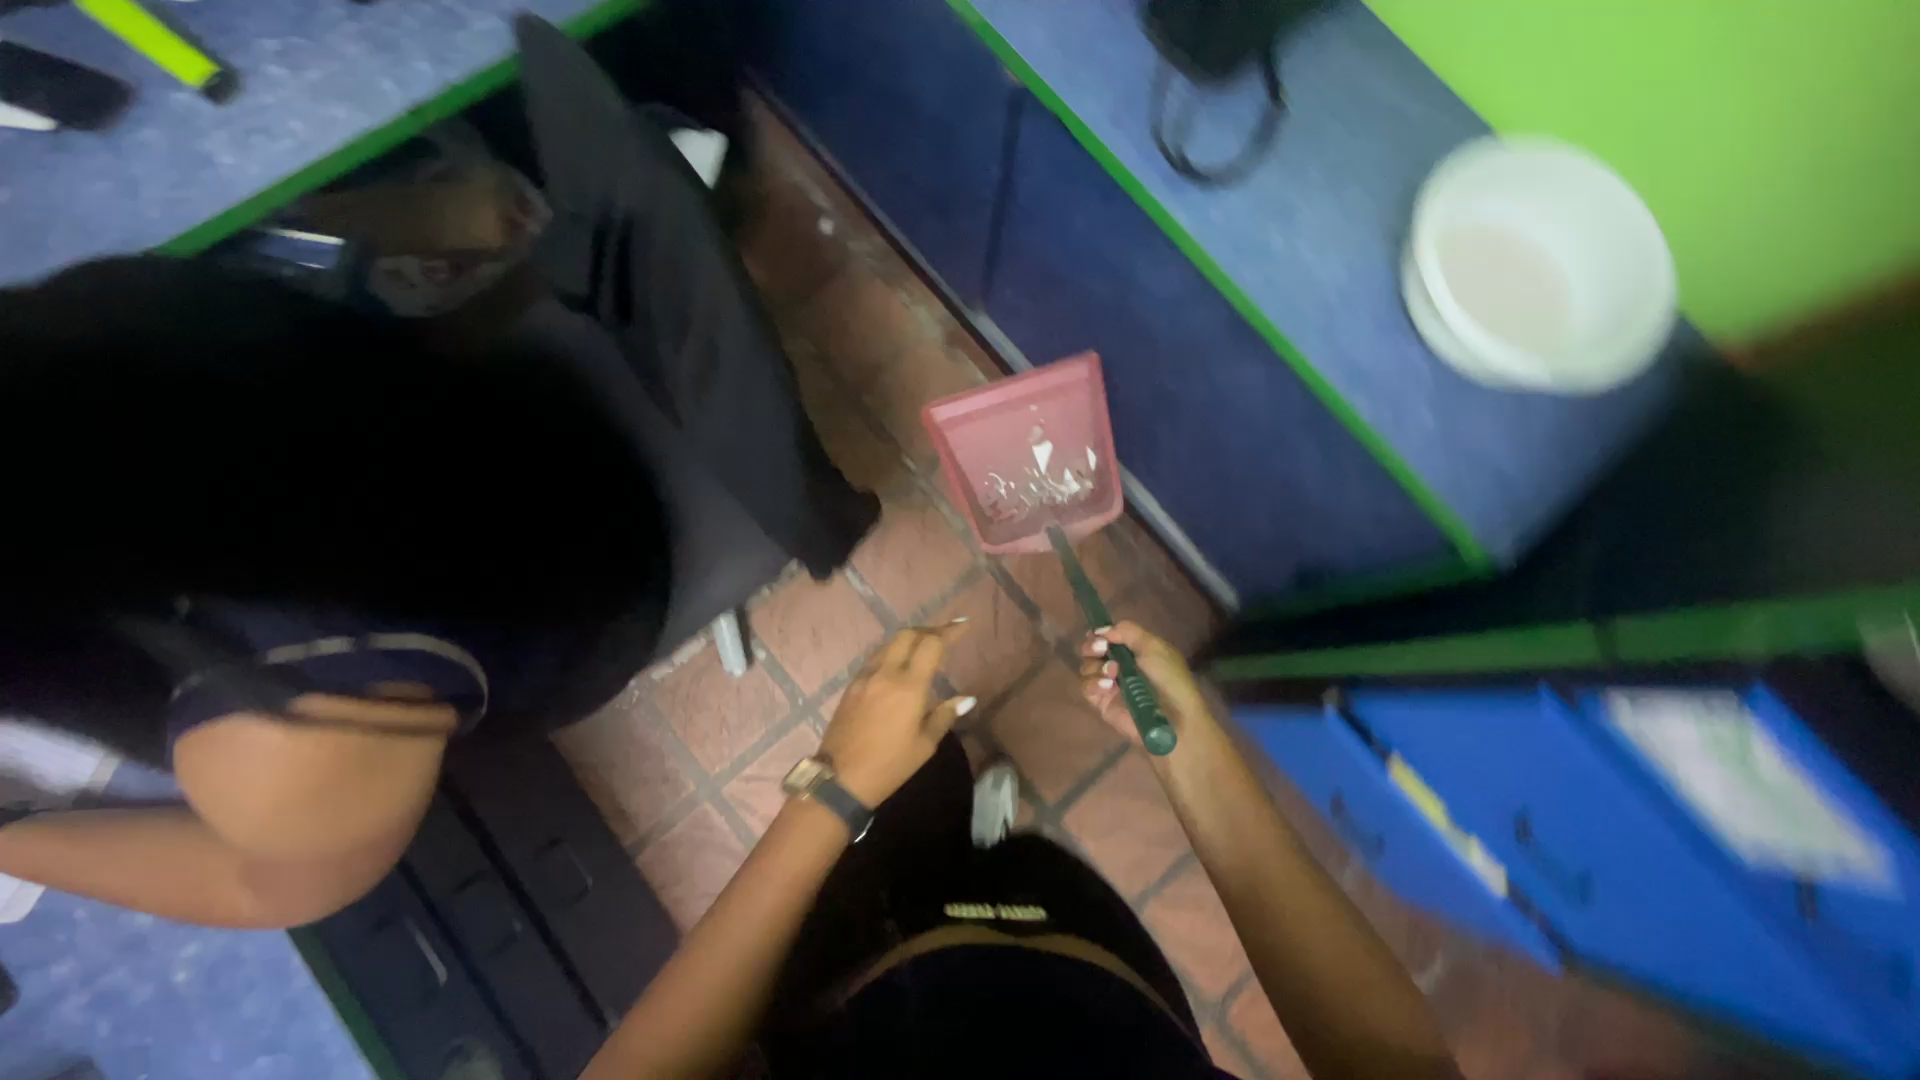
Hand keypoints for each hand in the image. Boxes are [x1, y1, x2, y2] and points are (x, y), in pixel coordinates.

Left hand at [819, 621, 975, 805]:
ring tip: (923, 647)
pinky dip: (891, 653)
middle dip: (928, 630)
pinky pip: (875, 659)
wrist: (840, 779)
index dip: (949, 631)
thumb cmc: (889, 766)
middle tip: (944, 636)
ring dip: (908, 640)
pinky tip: (898, 665)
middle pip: (907, 635)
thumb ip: (944, 716)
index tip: (963, 625)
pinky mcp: (851, 686)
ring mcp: (865, 678)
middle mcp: (886, 674)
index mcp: (909, 687)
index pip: (932, 644)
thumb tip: (965, 699)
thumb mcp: (924, 745)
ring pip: (888, 644)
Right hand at [1078, 621, 1213, 749]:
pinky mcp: (1102, 702)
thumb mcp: (1153, 647)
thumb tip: (1101, 630)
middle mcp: (1120, 665)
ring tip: (1113, 673)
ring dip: (1096, 666)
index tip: (1100, 634)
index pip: (1108, 636)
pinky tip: (1108, 686)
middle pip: (1092, 650)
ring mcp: (1110, 684)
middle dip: (1092, 646)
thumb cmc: (1169, 679)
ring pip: (1087, 667)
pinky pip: (1087, 687)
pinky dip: (1093, 683)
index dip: (1100, 633)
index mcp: (1134, 650)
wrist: (1173, 719)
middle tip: (1101, 649)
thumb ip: (1127, 631)